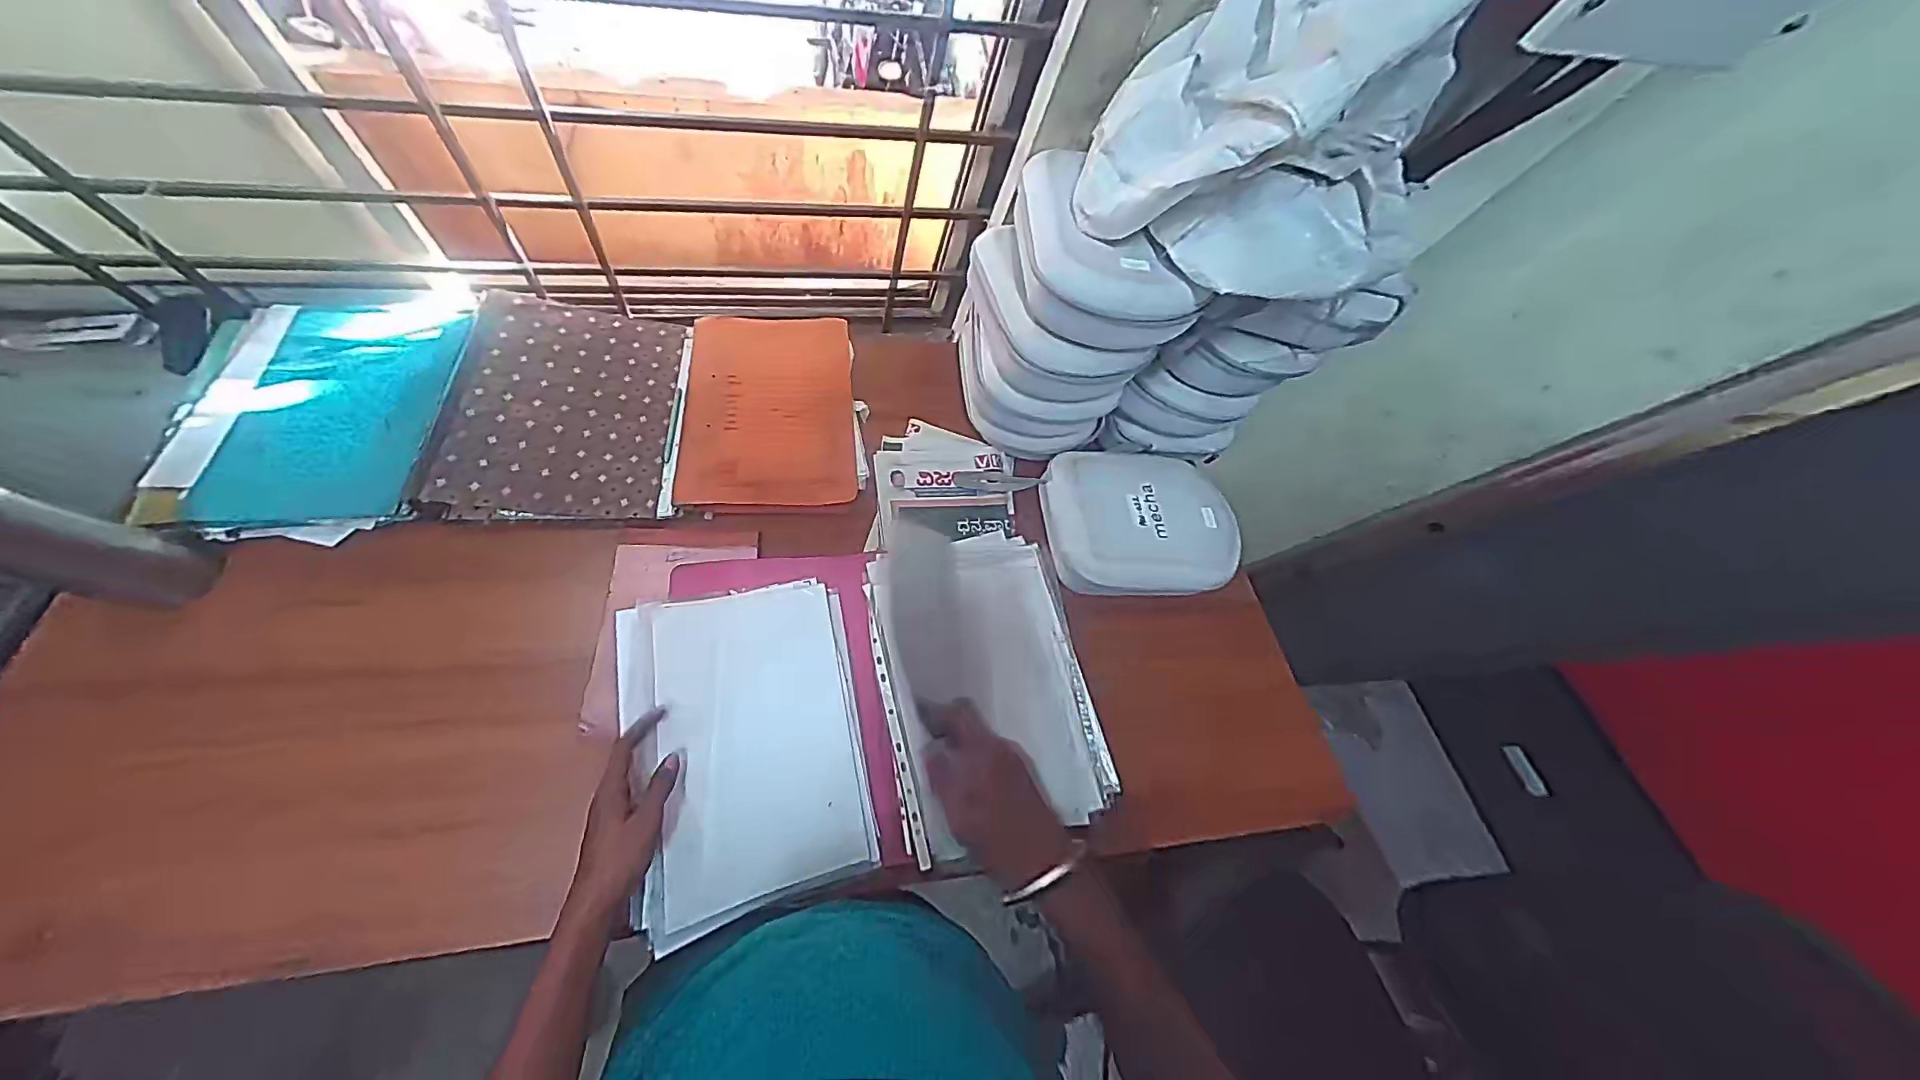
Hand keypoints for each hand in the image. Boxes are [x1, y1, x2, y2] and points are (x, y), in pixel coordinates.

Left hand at [567, 708, 679, 921]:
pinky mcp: (611, 826)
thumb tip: (672, 757)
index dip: (641, 727)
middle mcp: (604, 797)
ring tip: (666, 751)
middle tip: (665, 726)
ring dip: (644, 761)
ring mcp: (605, 813)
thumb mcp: (647, 821)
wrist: (595, 901)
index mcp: (609, 791)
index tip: (660, 712)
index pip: (623, 748)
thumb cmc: (620, 859)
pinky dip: (644, 782)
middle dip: (642, 739)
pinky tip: (658, 790)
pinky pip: (629, 792)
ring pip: (625, 776)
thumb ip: (659, 788)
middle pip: (621, 759)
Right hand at [922, 698, 1074, 890]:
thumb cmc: (997, 841)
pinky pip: (993, 754)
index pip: (958, 711)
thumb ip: (940, 775)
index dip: (935, 711)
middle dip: (947, 729)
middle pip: (971, 723)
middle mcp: (1004, 748)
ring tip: (943, 765)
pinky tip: (966, 782)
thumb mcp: (956, 812)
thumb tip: (929, 751)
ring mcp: (1017, 760)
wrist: (1042, 862)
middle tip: (927, 741)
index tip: (918, 715)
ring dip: (962, 746)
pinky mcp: (1024, 774)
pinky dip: (976, 759)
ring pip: (982, 740)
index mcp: (984, 750)